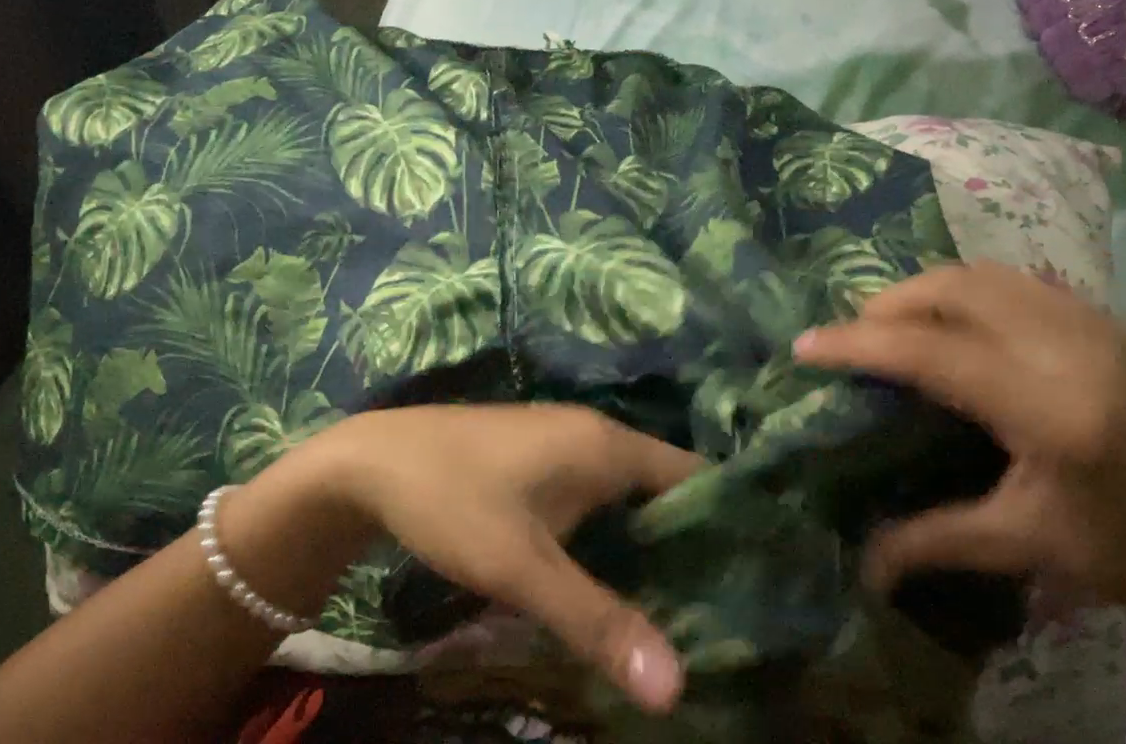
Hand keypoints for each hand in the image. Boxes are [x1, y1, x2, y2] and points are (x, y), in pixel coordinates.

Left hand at [284, 405, 702, 711]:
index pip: (696, 476)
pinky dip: (611, 541)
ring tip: (683, 615)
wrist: (366, 464)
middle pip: (665, 491)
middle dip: (692, 549)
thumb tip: (677, 688)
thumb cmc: (450, 502)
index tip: (759, 585)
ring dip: (649, 549)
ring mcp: (560, 448)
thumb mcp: (521, 567)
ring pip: (626, 500)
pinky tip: (614, 587)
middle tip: (726, 619)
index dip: (730, 524)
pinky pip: (593, 503)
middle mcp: (592, 437)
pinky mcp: (534, 467)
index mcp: (605, 445)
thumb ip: (595, 621)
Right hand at [790, 265, 1125, 681]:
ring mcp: (1103, 327)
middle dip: (888, 303)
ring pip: (989, 274)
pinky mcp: (1120, 325)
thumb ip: (935, 541)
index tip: (803, 346)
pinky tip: (963, 331)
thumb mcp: (1032, 547)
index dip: (855, 343)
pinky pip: (1023, 284)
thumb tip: (859, 566)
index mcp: (1050, 407)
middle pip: (954, 288)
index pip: (928, 351)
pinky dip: (972, 293)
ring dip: (929, 291)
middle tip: (853, 339)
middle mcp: (1073, 347)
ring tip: (898, 328)